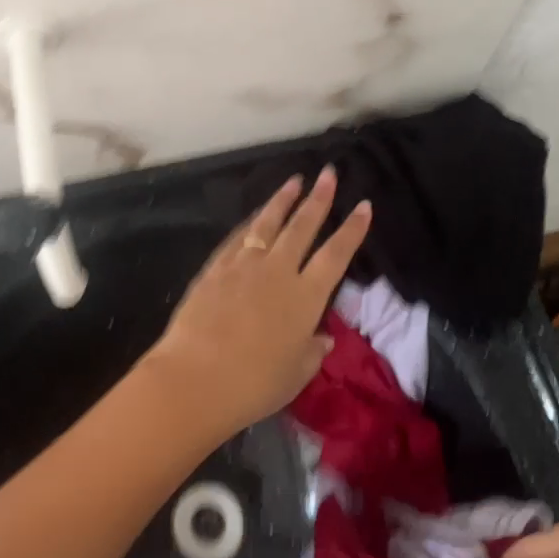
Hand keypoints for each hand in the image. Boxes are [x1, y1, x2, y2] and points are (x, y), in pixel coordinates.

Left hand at [138, 167, 371, 440]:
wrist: (196, 377)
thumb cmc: (254, 384)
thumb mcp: (296, 375)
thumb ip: (312, 351)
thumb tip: (322, 336)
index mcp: (306, 297)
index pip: (336, 255)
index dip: (352, 230)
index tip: (363, 205)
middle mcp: (278, 272)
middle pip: (302, 226)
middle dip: (319, 198)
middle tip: (329, 173)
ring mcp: (243, 266)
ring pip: (268, 223)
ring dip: (283, 200)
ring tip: (295, 181)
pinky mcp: (214, 269)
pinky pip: (238, 237)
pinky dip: (250, 222)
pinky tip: (255, 215)